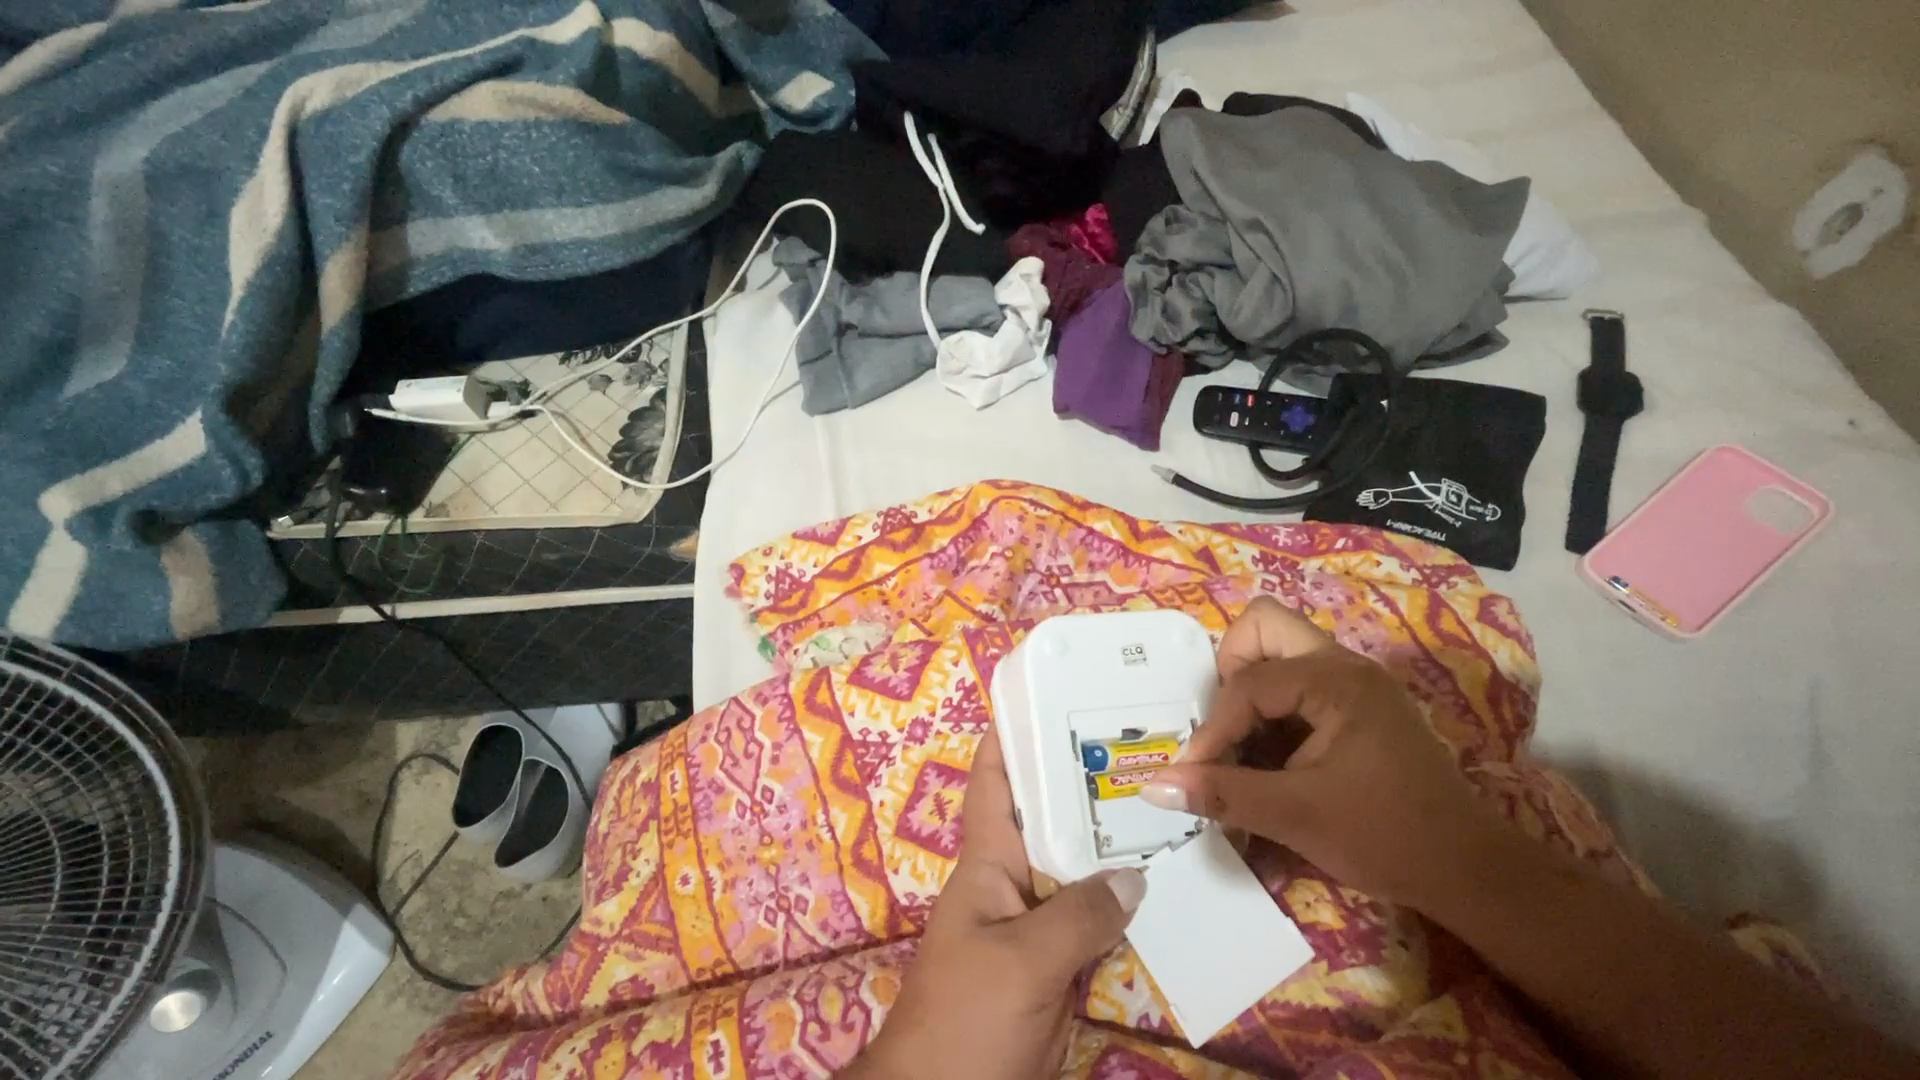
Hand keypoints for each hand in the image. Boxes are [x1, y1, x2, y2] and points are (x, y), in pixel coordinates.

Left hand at [849, 731, 1145, 1079]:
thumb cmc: (966, 1016)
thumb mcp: (1019, 960)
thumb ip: (1077, 916)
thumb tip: (1135, 876)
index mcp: (988, 863)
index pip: (994, 784)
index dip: (1009, 737)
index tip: (1042, 695)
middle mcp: (1015, 882)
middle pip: (1053, 821)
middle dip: (1089, 785)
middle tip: (1145, 745)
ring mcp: (1040, 924)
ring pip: (1083, 871)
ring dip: (1119, 844)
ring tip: (1173, 803)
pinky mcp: (1062, 964)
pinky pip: (1099, 922)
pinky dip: (1131, 905)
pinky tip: (1175, 886)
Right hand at [1139, 597, 1505, 908]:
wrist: (1471, 873)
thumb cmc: (1387, 837)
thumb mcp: (1296, 816)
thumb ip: (1222, 794)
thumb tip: (1151, 786)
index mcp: (1336, 680)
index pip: (1248, 684)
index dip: (1213, 729)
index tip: (1191, 774)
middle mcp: (1346, 666)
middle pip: (1264, 627)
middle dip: (1230, 670)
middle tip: (1225, 726)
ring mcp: (1356, 684)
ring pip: (1281, 652)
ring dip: (1250, 692)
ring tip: (1241, 748)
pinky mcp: (1359, 709)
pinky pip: (1297, 684)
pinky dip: (1272, 712)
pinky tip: (1269, 760)